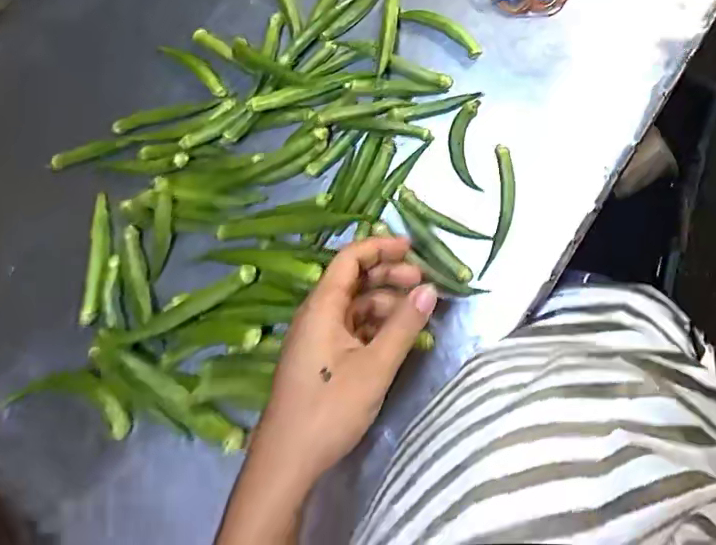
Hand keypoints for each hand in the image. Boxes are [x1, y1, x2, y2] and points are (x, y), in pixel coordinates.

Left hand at [217, 236, 434, 543]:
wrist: (284, 468)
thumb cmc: (327, 411)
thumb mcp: (375, 366)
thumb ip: (405, 324)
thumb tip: (431, 289)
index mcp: (321, 308)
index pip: (350, 258)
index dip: (381, 247)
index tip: (413, 249)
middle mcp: (317, 316)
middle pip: (356, 279)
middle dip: (391, 274)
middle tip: (423, 282)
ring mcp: (318, 338)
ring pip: (357, 303)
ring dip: (388, 300)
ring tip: (417, 311)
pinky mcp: (322, 359)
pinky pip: (354, 326)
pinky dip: (378, 323)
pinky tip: (400, 335)